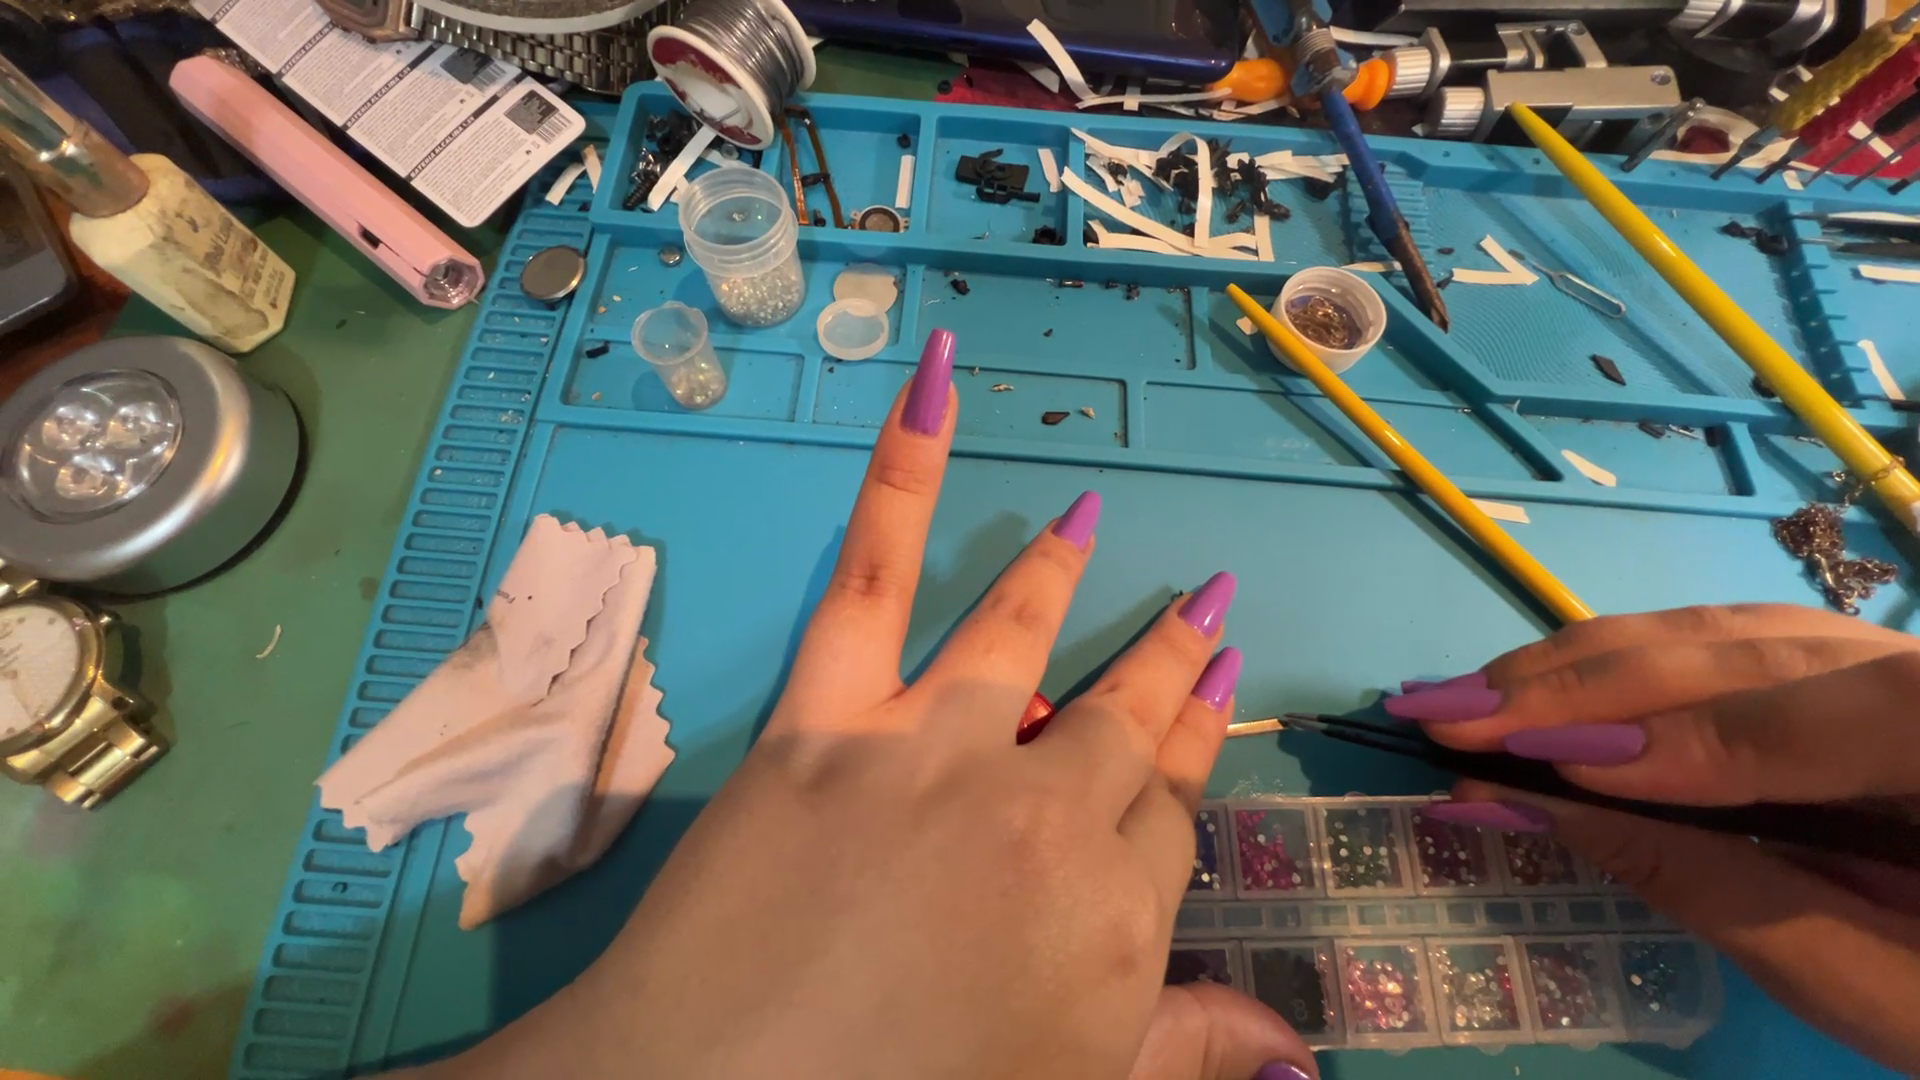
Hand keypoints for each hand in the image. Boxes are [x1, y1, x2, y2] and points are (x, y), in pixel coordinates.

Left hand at [413, 332, 1316, 1079]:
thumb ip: (1186, 1054)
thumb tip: (1304, 1055)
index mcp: (1109, 910)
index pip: (1172, 808)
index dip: (1200, 747)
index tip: (1221, 685)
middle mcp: (1043, 807)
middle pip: (1120, 719)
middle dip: (1167, 660)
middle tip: (1202, 603)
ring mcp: (936, 744)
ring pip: (1020, 632)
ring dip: (1064, 573)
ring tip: (1090, 522)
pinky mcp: (832, 708)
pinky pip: (875, 567)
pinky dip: (905, 468)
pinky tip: (934, 384)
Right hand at [1387, 604, 1919, 1071]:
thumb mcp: (1867, 986)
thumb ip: (1703, 883)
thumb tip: (1527, 802)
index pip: (1853, 719)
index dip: (1699, 739)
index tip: (1555, 767)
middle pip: (1742, 650)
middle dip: (1578, 688)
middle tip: (1444, 715)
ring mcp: (1876, 655)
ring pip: (1701, 631)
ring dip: (1566, 669)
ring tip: (1461, 700)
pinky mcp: (1816, 661)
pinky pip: (1696, 641)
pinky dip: (1597, 666)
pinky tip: (1525, 685)